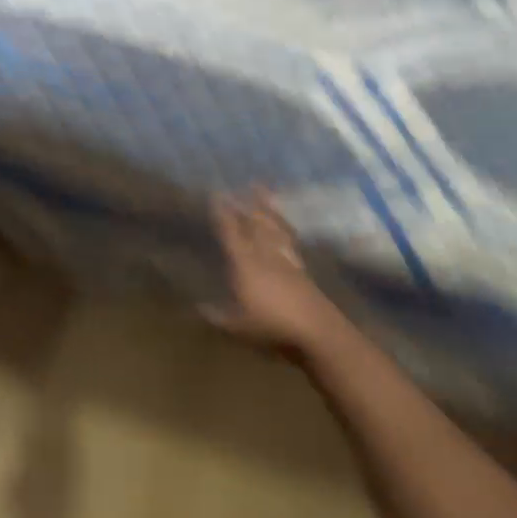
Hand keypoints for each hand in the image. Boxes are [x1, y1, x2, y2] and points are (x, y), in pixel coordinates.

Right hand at [205, 188, 345, 355]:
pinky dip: (286, 232)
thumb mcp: (236, 325)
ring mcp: (288, 263)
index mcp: (246, 265)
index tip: (218, 194)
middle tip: (248, 183)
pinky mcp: (304, 273)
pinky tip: (285, 230)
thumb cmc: (272, 326)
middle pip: (258, 225)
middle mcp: (266, 257)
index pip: (231, 233)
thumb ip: (216, 315)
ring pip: (276, 230)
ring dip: (270, 211)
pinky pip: (291, 244)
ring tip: (267, 195)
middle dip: (251, 204)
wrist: (320, 334)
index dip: (224, 214)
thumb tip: (197, 307)